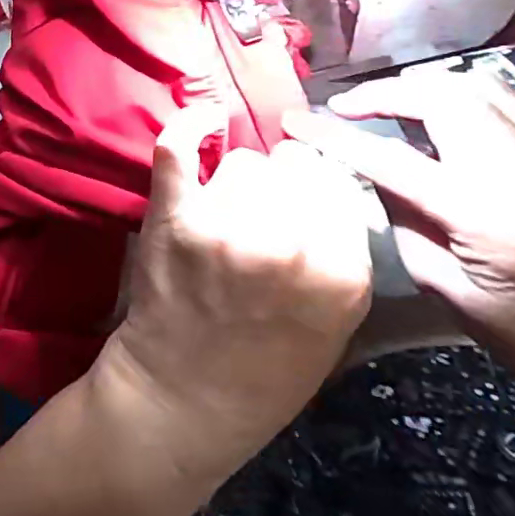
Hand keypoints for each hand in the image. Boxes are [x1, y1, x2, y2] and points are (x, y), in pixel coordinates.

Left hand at [100, 104, 372, 454]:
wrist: (186, 394)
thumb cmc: (266, 364)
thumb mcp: (335, 319)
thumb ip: (340, 249)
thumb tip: (327, 178)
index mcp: (341, 272)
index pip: (337, 185)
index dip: (316, 190)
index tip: (299, 199)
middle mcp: (288, 244)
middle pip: (291, 168)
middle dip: (280, 187)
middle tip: (259, 217)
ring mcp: (226, 227)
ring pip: (243, 163)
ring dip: (237, 182)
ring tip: (226, 216)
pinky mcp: (173, 218)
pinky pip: (180, 146)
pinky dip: (190, 125)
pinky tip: (205, 121)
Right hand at [281, 73, 514, 410]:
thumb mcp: (442, 286)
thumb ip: (400, 218)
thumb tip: (368, 169)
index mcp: (489, 218)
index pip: (390, 158)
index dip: (332, 135)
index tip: (293, 120)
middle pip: (438, 98)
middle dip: (379, 95)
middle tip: (343, 109)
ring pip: (474, 87)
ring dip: (418, 89)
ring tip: (385, 106)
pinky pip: (504, 102)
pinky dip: (457, 96)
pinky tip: (435, 115)